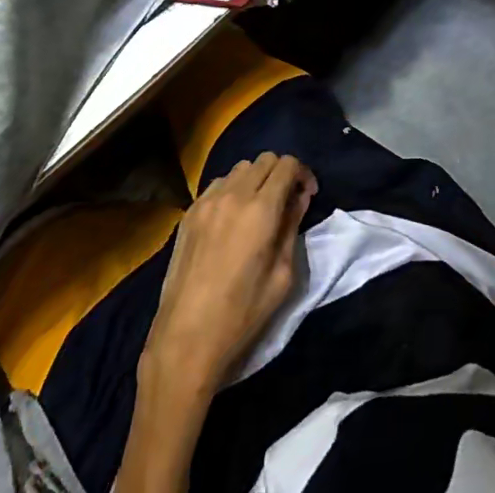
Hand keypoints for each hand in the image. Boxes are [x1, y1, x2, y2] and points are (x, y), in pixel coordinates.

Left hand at [143, 152, 317, 393]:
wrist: (187, 335)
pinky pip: (217, 185)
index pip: (287, 165)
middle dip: (281, 173)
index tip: (308, 195)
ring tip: (260, 210)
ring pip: (239, 169)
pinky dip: (233, 190)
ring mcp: (206, 201)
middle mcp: (232, 194)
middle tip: (287, 201)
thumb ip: (292, 227)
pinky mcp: (188, 213)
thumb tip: (298, 199)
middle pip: (263, 159)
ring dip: (256, 179)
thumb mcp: (282, 275)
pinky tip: (233, 219)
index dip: (303, 174)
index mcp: (260, 209)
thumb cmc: (243, 313)